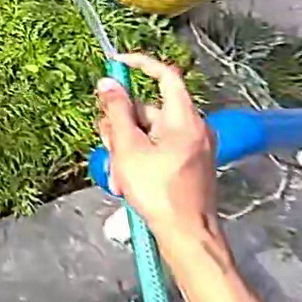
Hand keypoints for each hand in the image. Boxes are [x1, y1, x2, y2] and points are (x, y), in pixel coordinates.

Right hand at [96, 54, 221, 249]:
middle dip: (122, 122)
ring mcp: (192, 148)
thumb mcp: (128, 146)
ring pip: (148, 130)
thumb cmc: (158, 191)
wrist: (187, 237)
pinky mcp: (187, 164)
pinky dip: (138, 156)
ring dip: (125, 145)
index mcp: (184, 120)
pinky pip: (156, 147)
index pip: (165, 76)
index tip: (116, 64)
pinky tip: (126, 178)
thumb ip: (116, 111)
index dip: (139, 64)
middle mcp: (193, 129)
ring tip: (117, 170)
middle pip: (149, 108)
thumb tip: (108, 84)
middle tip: (108, 141)